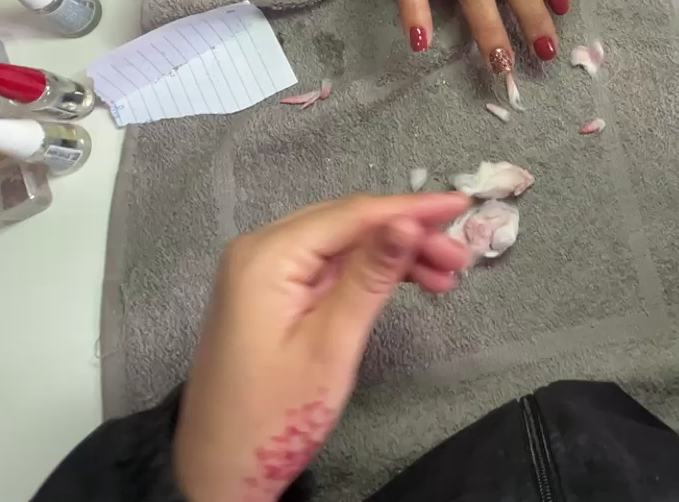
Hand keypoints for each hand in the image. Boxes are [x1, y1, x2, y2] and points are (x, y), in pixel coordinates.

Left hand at [172, 193, 474, 501]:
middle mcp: (264, 247)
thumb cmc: (273, 418)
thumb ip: (370, 276)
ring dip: (397, 254)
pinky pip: (333, 264)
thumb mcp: (330, 346)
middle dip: (410, 234)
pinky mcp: (276, 290)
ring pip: (347, 242)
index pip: (353, 214)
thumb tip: (408, 220)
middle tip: (461, 256)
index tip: (461, 205)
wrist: (216, 476)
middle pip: (352, 224)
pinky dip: (373, 272)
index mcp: (268, 254)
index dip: (411, 208)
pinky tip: (414, 282)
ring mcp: (268, 268)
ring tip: (449, 273)